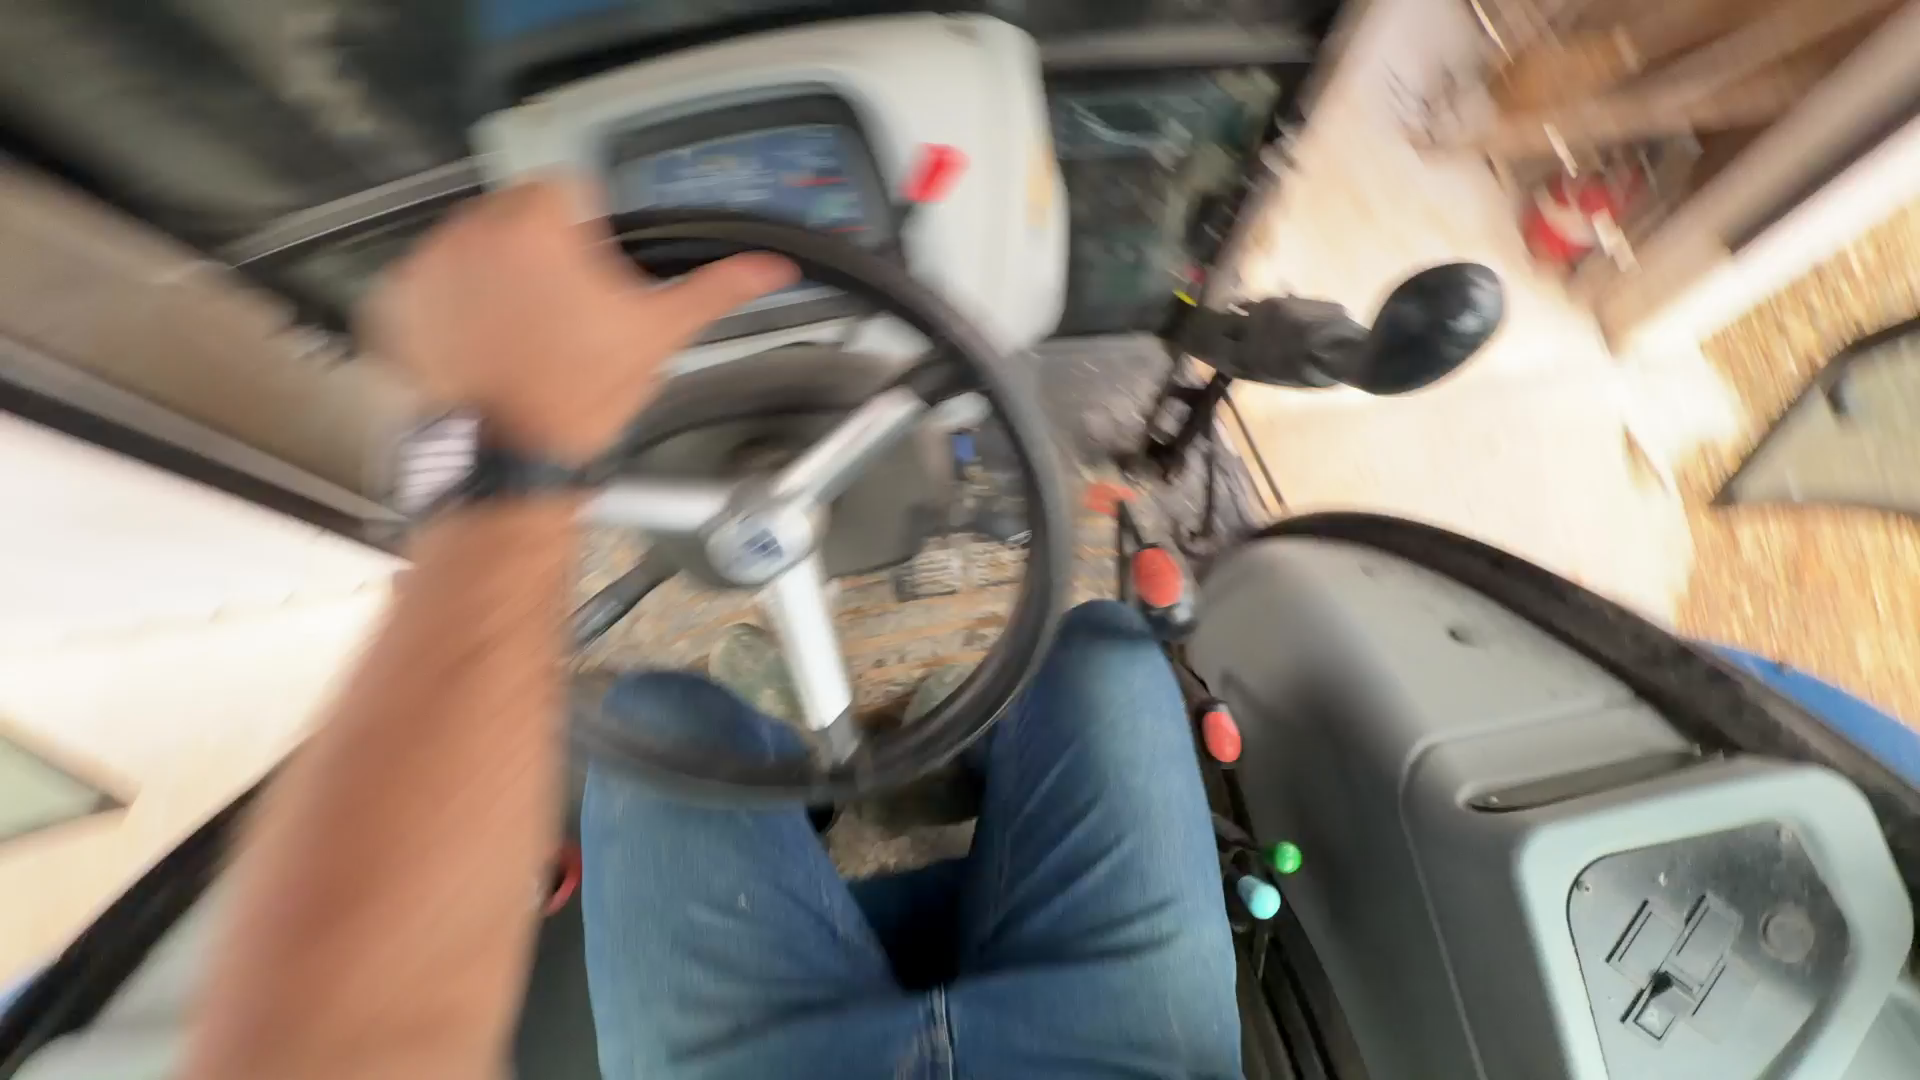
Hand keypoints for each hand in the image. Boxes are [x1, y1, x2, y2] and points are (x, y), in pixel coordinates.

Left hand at [366, 178, 796, 464]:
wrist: (514, 460)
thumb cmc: (586, 394)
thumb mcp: (659, 337)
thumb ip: (716, 291)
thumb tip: (774, 266)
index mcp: (539, 227)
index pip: (573, 190)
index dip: (596, 234)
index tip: (599, 277)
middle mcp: (469, 230)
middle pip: (522, 213)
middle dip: (547, 249)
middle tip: (569, 313)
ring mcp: (424, 264)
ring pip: (478, 242)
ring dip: (504, 270)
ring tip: (528, 331)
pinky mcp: (395, 300)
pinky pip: (437, 278)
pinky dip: (460, 299)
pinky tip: (490, 342)